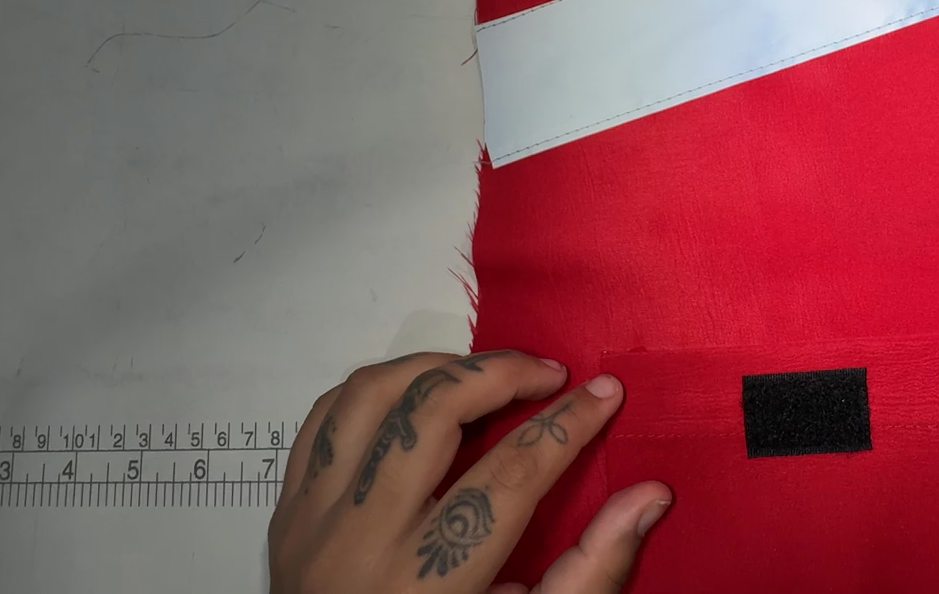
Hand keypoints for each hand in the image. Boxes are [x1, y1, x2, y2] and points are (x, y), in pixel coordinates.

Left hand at [269, 350, 670, 592]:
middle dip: (503, 373)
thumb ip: (591, 571)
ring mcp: (312, 522)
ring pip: (372, 395)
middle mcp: (360, 544)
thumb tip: (652, 493)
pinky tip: (420, 392)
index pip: (511, 477)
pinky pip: (327, 414)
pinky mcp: (286, 510)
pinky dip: (379, 386)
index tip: (607, 390)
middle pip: (433, 414)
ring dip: (438, 366)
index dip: (568, 424)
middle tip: (549, 374)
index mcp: (428, 588)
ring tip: (486, 375)